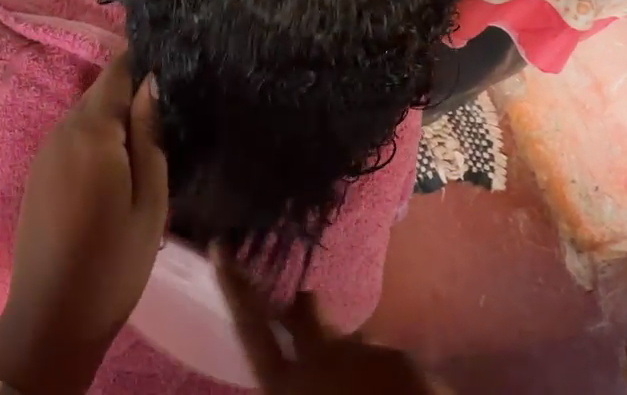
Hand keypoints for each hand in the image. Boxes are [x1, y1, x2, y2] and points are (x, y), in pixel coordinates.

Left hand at [0, 55, 166, 394]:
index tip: (175, 54)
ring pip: (87, 113)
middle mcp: (61, 129)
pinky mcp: (39, 171)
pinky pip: (73, 136)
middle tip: (173, 99)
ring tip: (153, 127)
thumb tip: (153, 80)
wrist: (51, 317)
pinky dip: (97, 135)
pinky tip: (120, 159)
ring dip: (115, 114)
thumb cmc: (113, 261)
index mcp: (90, 130)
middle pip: (101, 90)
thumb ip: (150, 135)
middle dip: (133, 87)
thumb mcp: (150, 200)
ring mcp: (45, 150)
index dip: (144, 57)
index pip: (117, 70)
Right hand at [215, 247, 435, 394]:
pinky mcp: (406, 363)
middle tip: (301, 304)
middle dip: (302, 306)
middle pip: (306, 311)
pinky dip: (389, 381)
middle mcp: (322, 357)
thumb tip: (278, 378)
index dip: (234, 286)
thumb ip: (285, 387)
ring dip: (354, 360)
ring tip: (363, 390)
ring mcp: (366, 355)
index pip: (251, 326)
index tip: (220, 246)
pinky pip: (390, 365)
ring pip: (354, 343)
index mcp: (286, 385)